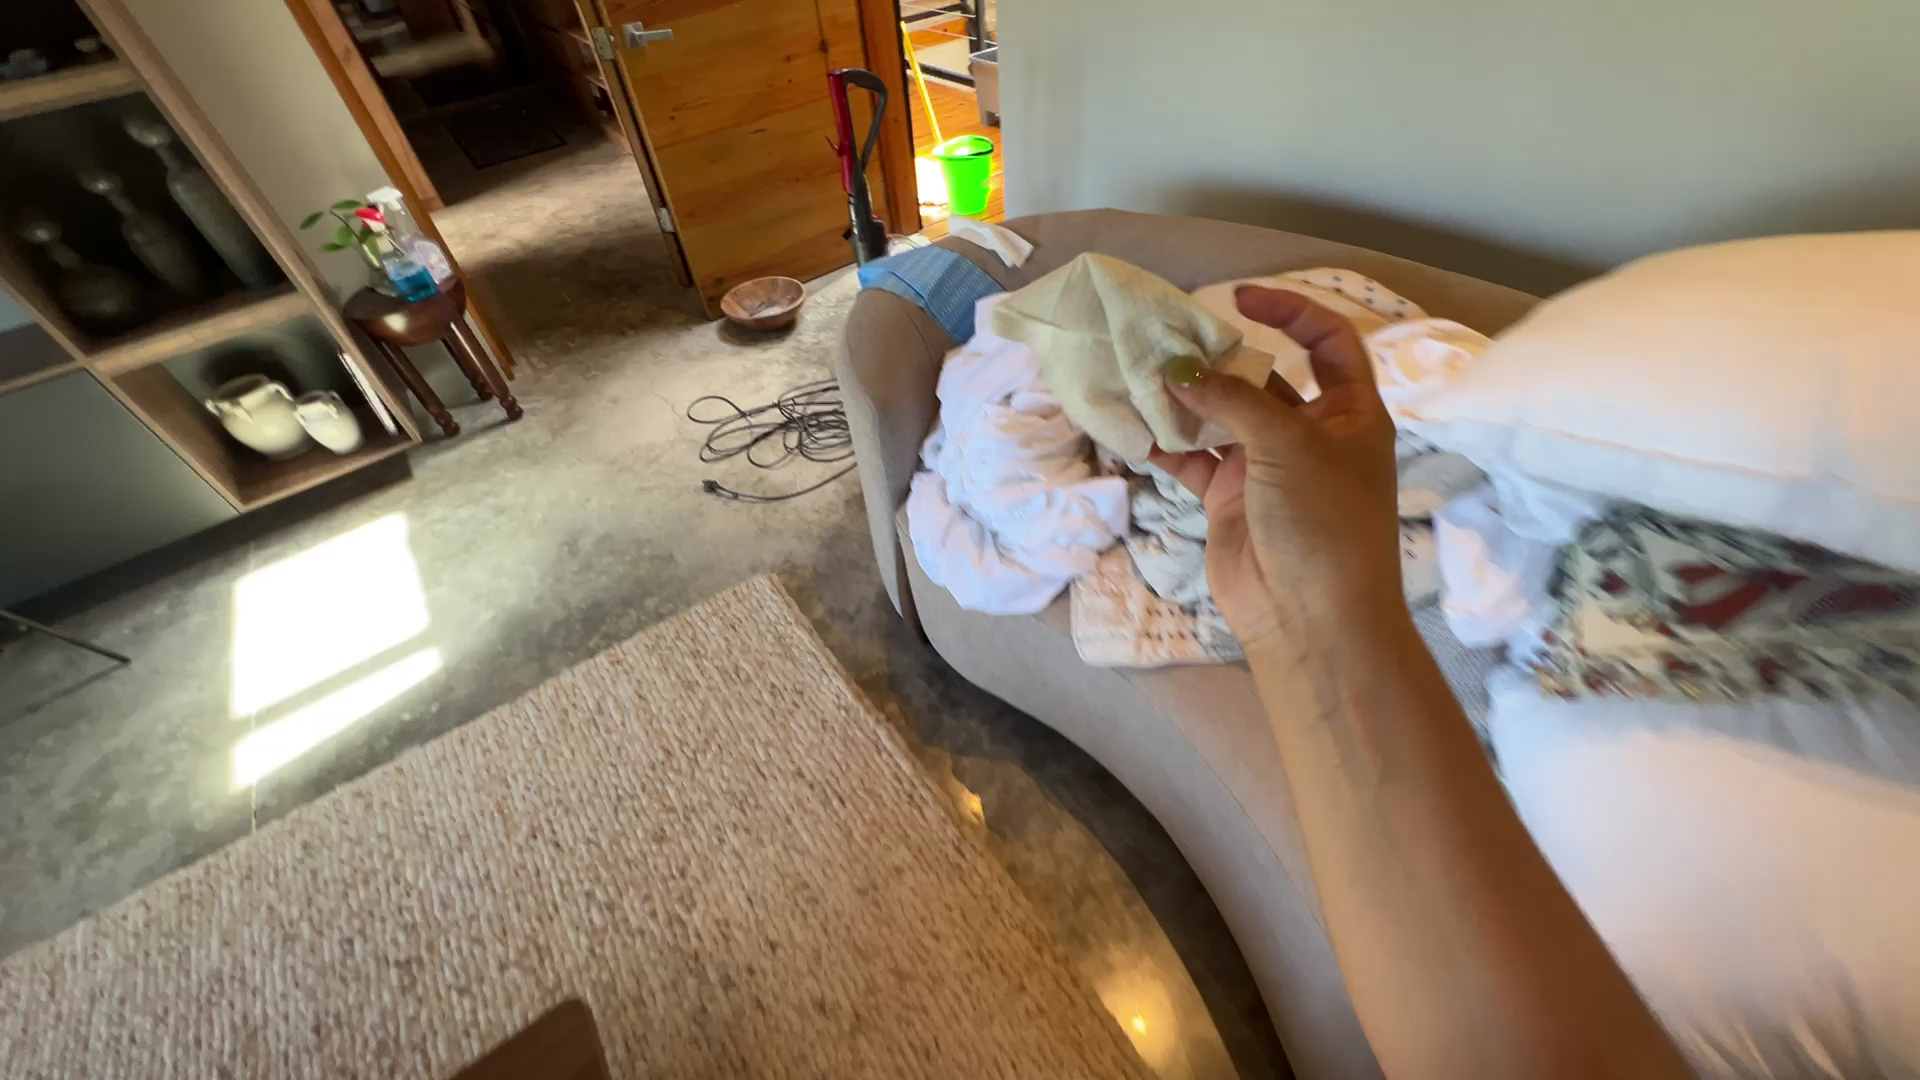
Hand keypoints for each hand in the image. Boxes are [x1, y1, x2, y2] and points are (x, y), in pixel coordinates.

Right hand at [1148, 287, 1401, 655]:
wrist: (1307, 614)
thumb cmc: (1322, 520)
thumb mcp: (1289, 445)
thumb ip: (1232, 400)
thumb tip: (1175, 370)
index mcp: (1349, 413)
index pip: (1327, 342)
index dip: (1291, 312)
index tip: (1242, 298)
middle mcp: (1307, 435)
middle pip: (1262, 379)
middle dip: (1220, 360)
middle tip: (1170, 342)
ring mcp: (1265, 468)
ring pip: (1221, 420)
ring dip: (1186, 402)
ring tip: (1142, 380)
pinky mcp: (1228, 499)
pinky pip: (1194, 460)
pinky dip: (1167, 447)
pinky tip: (1137, 432)